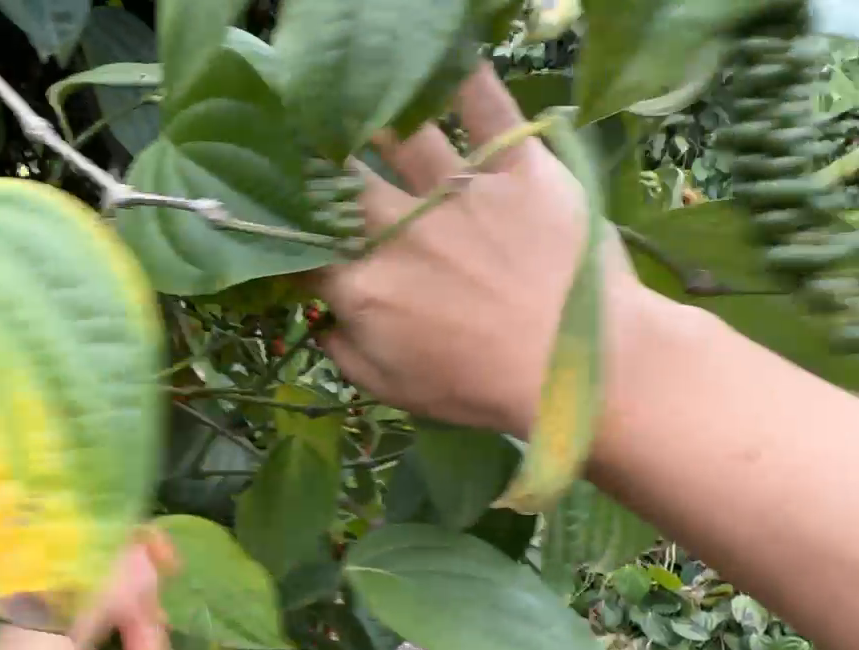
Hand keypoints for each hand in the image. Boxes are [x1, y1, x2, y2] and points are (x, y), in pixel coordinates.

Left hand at [0, 535, 175, 649]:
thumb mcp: (48, 643)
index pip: (82, 566)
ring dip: (149, 646)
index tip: (163, 554)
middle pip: (120, 599)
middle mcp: (61, 641)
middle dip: (141, 607)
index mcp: (33, 617)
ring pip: (139, 637)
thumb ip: (95, 597)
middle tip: (147, 628)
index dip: (123, 554)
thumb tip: (143, 554)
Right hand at [309, 66, 646, 438]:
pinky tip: (445, 53)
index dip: (285, 239)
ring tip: (350, 93)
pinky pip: (490, 109)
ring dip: (369, 112)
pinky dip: (466, 77)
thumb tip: (321, 322)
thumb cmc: (474, 386)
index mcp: (361, 288)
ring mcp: (458, 194)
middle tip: (298, 143)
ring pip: (401, 136)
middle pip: (340, 184)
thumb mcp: (388, 388)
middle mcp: (396, 230)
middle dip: (312, 164)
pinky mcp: (519, 169)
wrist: (581, 368)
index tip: (278, 231)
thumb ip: (342, 352)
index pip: (304, 252)